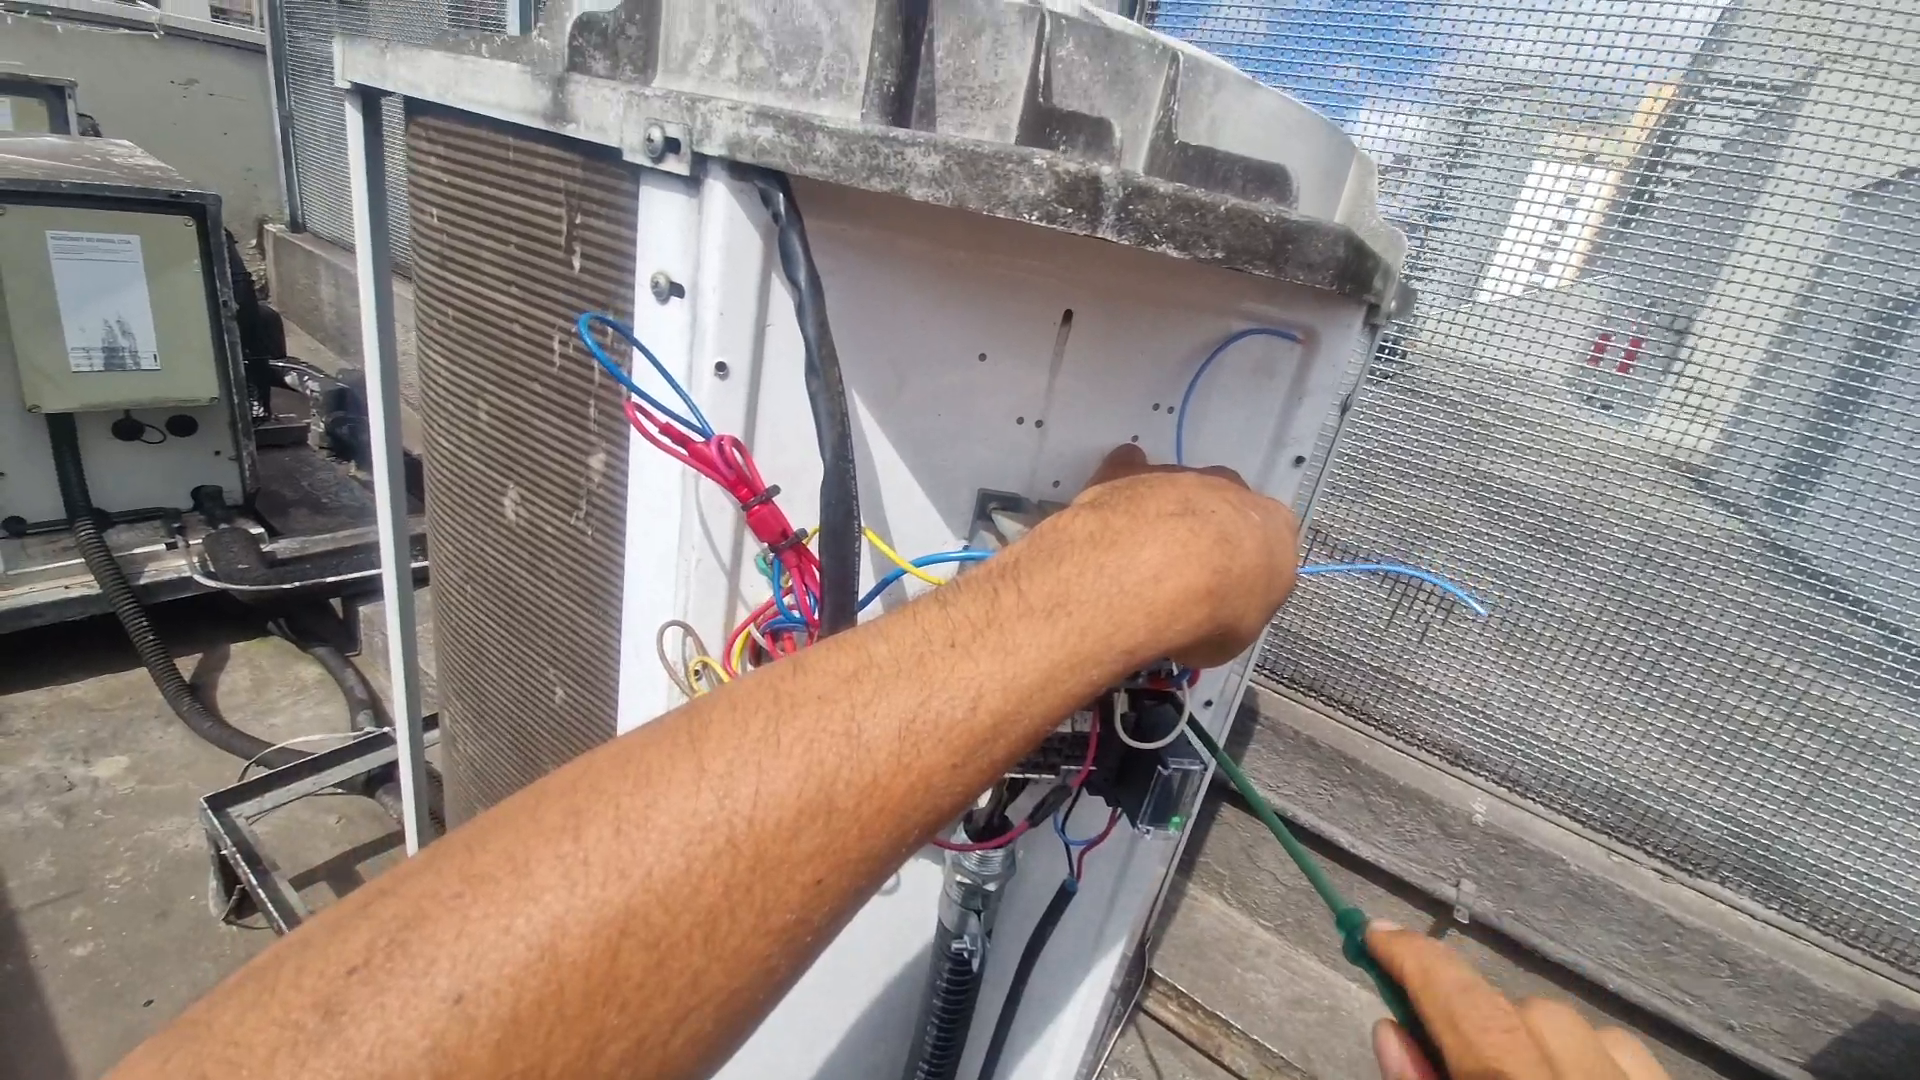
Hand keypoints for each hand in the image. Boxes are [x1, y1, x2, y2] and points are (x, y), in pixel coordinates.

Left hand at [1011, 444, 1299, 668]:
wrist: (1152, 574)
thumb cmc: (1209, 611)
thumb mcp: (1233, 637)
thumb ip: (1227, 615)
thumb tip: (1202, 624)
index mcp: (1273, 527)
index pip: (1268, 543)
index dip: (1242, 571)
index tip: (1222, 596)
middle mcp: (1231, 490)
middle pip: (1222, 509)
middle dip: (1202, 538)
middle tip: (1177, 578)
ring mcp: (1178, 474)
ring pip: (1175, 490)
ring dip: (1160, 518)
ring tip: (1135, 559)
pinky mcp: (1129, 469)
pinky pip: (1128, 467)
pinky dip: (1122, 482)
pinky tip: (1109, 509)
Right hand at [1367, 924, 1672, 1079]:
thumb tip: (1391, 1028)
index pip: (1473, 1014)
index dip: (1421, 964)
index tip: (1376, 932)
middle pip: (1537, 1014)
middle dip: (1481, 1012)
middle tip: (1444, 1037)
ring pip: (1597, 1033)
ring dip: (1544, 1039)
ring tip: (1516, 1070)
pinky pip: (1641, 1061)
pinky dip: (1600, 1061)